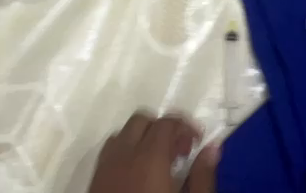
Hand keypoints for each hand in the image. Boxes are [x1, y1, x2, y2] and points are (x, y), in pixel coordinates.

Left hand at [87, 111, 219, 192]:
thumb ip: (202, 177)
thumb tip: (212, 148)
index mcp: (150, 157)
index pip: (167, 123)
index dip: (185, 127)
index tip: (197, 144)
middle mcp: (124, 155)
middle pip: (142, 121)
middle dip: (162, 129)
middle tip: (179, 153)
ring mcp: (105, 169)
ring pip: (122, 134)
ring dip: (141, 139)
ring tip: (158, 164)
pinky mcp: (93, 183)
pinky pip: (108, 153)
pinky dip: (124, 153)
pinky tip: (136, 177)